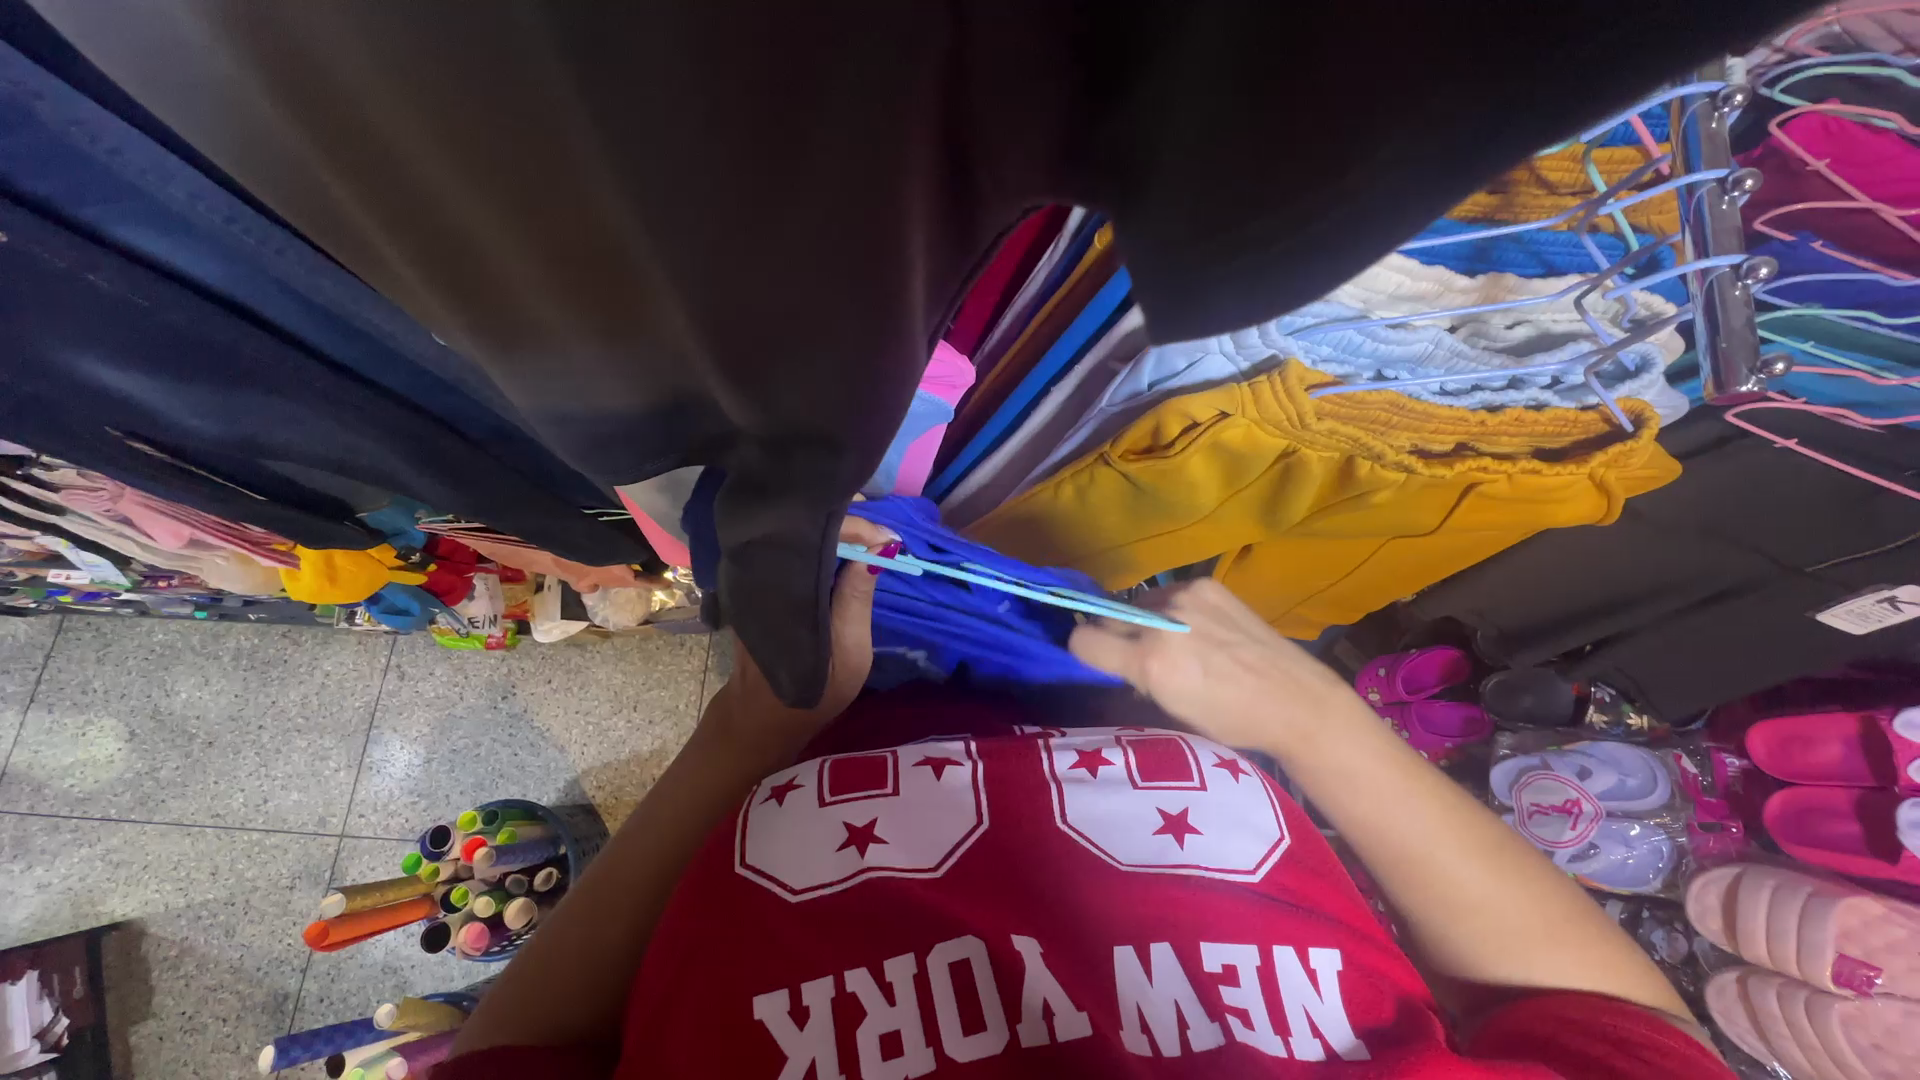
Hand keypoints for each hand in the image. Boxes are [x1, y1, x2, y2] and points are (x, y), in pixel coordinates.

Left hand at [709, 515, 896, 742]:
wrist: (762, 717)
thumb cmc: (813, 690)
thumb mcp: (850, 650)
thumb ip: (858, 597)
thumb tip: (879, 548)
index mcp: (791, 582)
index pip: (829, 531)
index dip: (864, 529)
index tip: (893, 541)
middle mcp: (768, 568)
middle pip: (813, 525)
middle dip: (853, 525)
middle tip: (886, 541)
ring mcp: (759, 574)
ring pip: (804, 537)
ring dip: (840, 536)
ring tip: (873, 547)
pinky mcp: (760, 583)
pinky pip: (796, 552)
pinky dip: (824, 549)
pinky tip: (846, 559)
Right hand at [1068, 578, 1363, 752]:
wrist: (1295, 700)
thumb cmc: (1231, 720)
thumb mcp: (1171, 710)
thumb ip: (1136, 678)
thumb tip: (1115, 658)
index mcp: (1150, 663)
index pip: (1083, 640)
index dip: (1085, 652)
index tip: (1100, 663)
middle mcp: (1162, 622)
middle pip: (1107, 618)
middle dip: (1115, 637)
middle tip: (1140, 658)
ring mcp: (1186, 597)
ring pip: (1137, 604)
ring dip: (1143, 621)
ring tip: (1174, 642)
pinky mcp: (1206, 584)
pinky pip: (1165, 593)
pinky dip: (1169, 609)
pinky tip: (1194, 627)